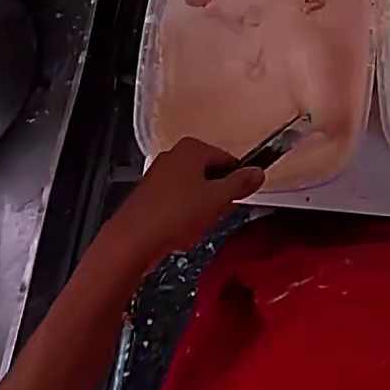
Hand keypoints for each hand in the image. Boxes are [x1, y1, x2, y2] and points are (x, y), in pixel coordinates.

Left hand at [97, 138, 263, 272]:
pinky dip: (182, 216)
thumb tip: (257, 172)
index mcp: (192, 148)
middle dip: (216, 197)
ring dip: (200, 209)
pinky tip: (180, 232)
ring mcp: (159, 174)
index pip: (228, 160)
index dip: (236, 181)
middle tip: (215, 215)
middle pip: (210, 175)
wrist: (132, 241)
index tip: (237, 199)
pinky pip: (176, 203)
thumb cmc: (175, 214)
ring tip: (195, 226)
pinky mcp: (149, 195)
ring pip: (194, 191)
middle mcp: (174, 155)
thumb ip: (241, 183)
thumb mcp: (218, 199)